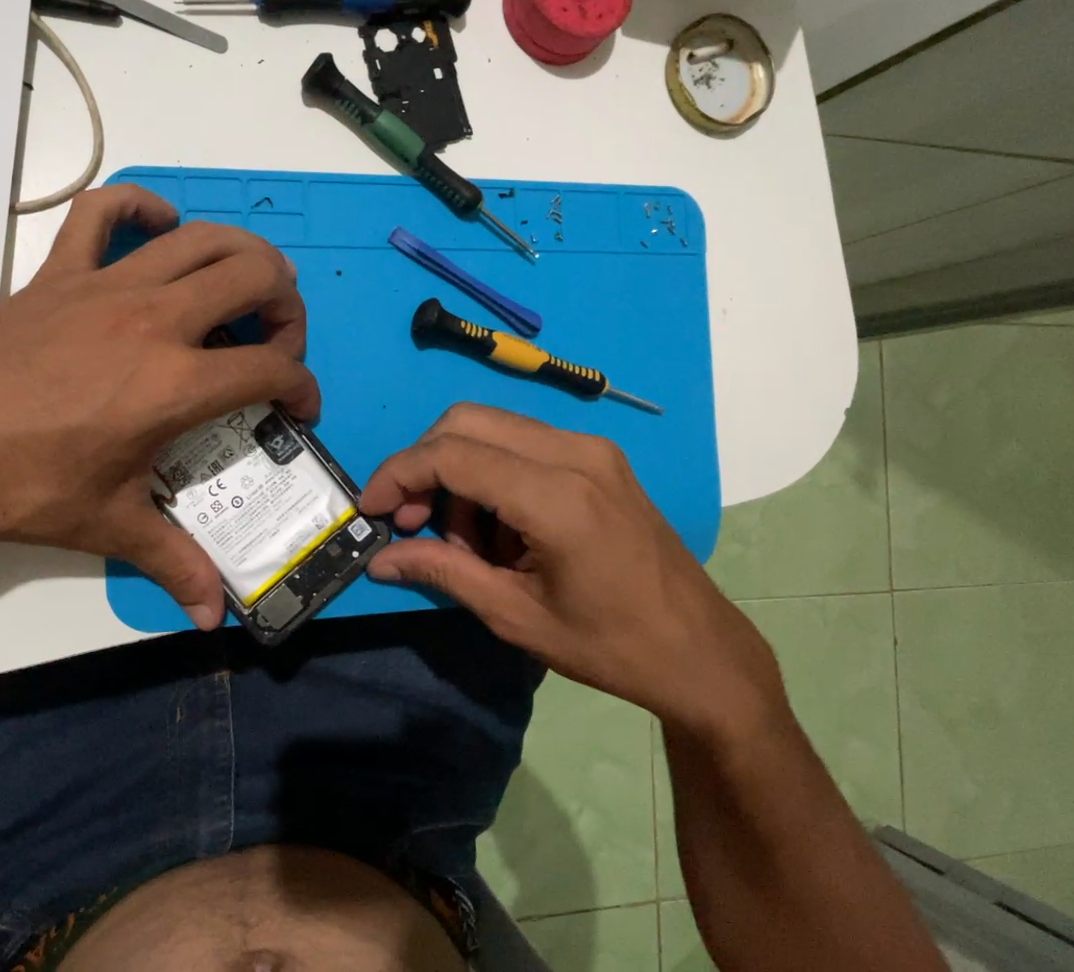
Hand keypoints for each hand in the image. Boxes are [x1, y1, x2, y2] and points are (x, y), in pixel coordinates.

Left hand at [0, 185, 317, 628]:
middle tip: (273, 343)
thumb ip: (176, 564)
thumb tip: (213, 619)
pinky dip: (141, 207)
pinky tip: (159, 228)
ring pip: (199, 237)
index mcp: (175, 384)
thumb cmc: (24, 489)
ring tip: (242, 288)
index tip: (298, 408)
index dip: (303, 388)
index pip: (272, 369)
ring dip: (239, 255)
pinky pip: (104, 212)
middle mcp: (153, 320)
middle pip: (255, 276)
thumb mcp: (111, 527)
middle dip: (287, 307)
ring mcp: (103, 286)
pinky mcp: (57, 274)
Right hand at [358, 404, 786, 739]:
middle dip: (423, 465)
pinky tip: (500, 530)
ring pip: (493, 428)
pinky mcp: (600, 459)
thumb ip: (443, 575)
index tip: (371, 509)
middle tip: (411, 522)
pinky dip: (491, 474)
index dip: (398, 474)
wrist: (702, 651)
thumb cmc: (611, 646)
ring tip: (464, 542)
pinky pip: (524, 444)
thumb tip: (379, 560)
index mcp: (557, 498)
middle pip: (466, 422)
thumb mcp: (516, 617)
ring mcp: (594, 451)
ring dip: (458, 472)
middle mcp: (576, 455)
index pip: (452, 455)